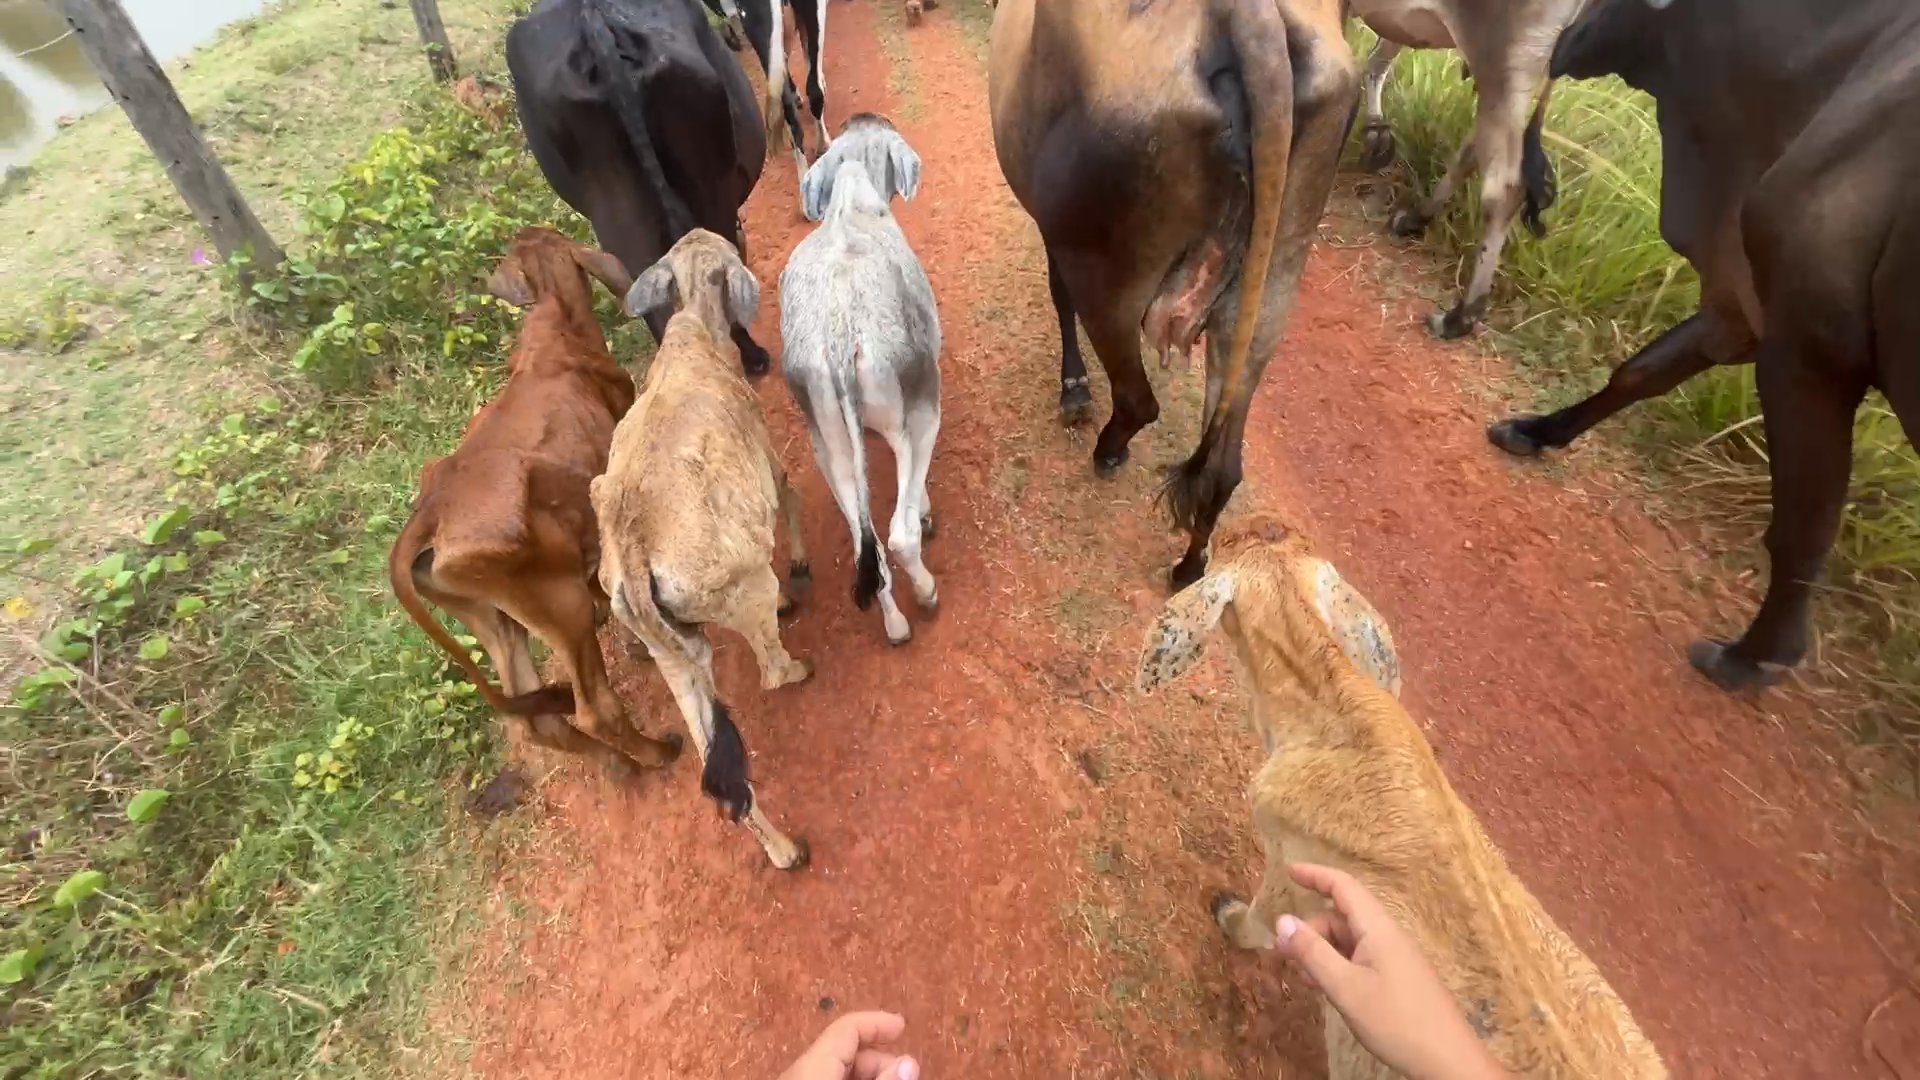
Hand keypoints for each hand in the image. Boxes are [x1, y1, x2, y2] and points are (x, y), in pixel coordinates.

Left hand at [777, 1011, 919, 1079]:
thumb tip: (911, 1062)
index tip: (904, 1027)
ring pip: (836, 1069)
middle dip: (879, 1056)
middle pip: (843, 1048)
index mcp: (810, 1063)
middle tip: (906, 1072)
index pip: (847, 1026)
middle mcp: (800, 1069)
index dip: (877, 1021)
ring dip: (868, 1073)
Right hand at [1275, 863, 1509, 1079]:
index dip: (1314, 874)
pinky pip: (1361, 959)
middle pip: (1341, 917)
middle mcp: (1388, 936)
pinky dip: (1338, 966)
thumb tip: (1281, 920)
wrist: (1454, 1068)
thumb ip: (1312, 952)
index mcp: (1378, 928)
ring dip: (1323, 952)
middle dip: (1311, 930)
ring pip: (1349, 941)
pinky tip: (1330, 989)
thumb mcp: (1345, 988)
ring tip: (1306, 979)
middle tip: (1287, 954)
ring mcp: (1396, 959)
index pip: (1343, 885)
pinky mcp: (1400, 980)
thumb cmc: (1398, 1021)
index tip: (1287, 872)